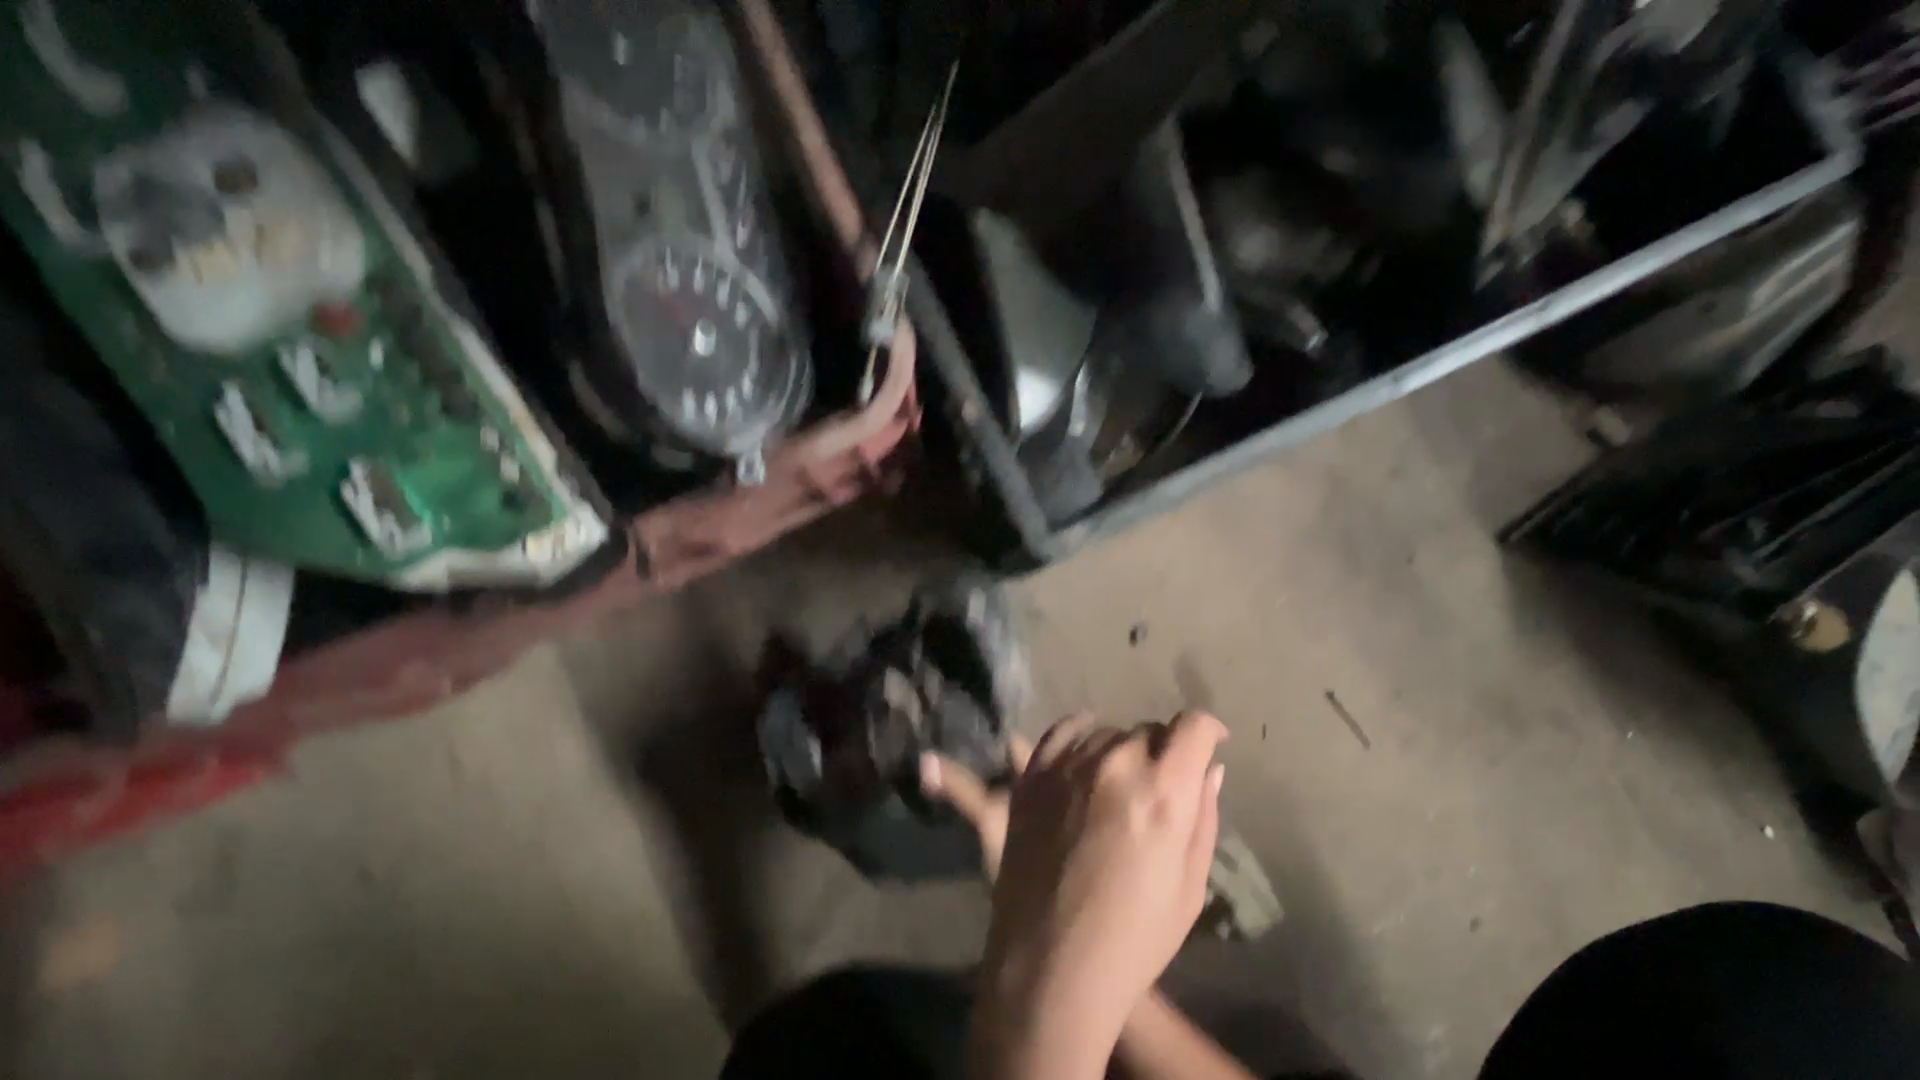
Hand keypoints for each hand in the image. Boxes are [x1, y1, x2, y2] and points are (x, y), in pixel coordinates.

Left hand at [927, 711, 1228, 1078]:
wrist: (1049, 965)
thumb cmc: (1133, 939)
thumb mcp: (1189, 887)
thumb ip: (1203, 818)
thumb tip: (1209, 769)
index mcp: (1163, 792)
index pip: (1193, 727)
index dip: (1208, 733)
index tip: (1209, 747)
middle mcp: (1115, 764)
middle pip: (1149, 731)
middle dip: (1163, 753)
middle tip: (1159, 791)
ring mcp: (1066, 766)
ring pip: (1107, 733)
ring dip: (1121, 752)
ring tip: (1118, 791)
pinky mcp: (1030, 777)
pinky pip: (1062, 733)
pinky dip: (1080, 737)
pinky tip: (1084, 759)